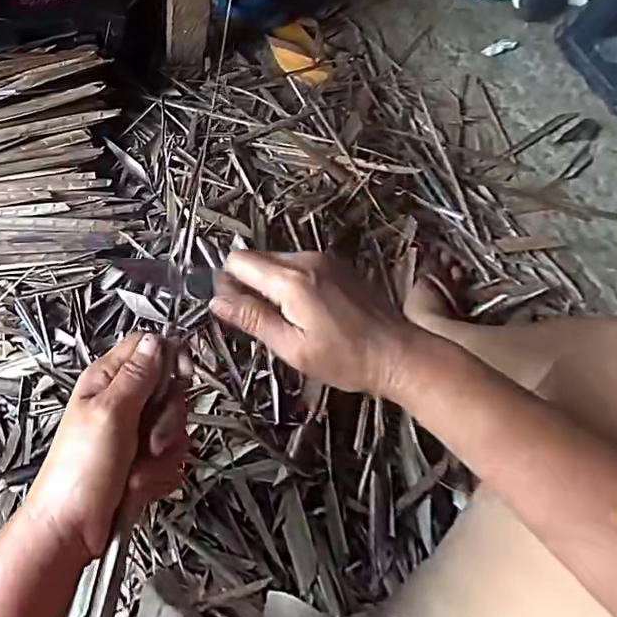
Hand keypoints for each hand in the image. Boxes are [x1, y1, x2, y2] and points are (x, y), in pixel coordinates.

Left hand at [25, 332, 190, 561]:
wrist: (72, 532)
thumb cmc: (76, 473)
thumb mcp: (110, 414)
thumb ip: (136, 376)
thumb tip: (154, 340)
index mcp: (107, 380)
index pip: (147, 347)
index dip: (170, 357)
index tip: (181, 377)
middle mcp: (122, 402)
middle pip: (169, 390)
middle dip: (167, 419)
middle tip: (149, 438)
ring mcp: (134, 433)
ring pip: (175, 427)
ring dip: (162, 454)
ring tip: (137, 468)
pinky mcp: (143, 461)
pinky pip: (172, 458)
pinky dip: (160, 474)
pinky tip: (138, 483)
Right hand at [211, 250, 428, 396]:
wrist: (399, 354)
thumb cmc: (347, 359)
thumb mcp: (292, 347)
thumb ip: (252, 318)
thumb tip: (217, 300)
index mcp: (291, 281)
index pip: (238, 261)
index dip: (228, 283)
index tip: (234, 308)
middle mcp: (306, 260)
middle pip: (255, 258)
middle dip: (248, 284)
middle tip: (261, 319)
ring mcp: (323, 258)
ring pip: (275, 260)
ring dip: (270, 284)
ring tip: (288, 318)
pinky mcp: (335, 263)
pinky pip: (297, 263)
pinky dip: (290, 281)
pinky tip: (307, 310)